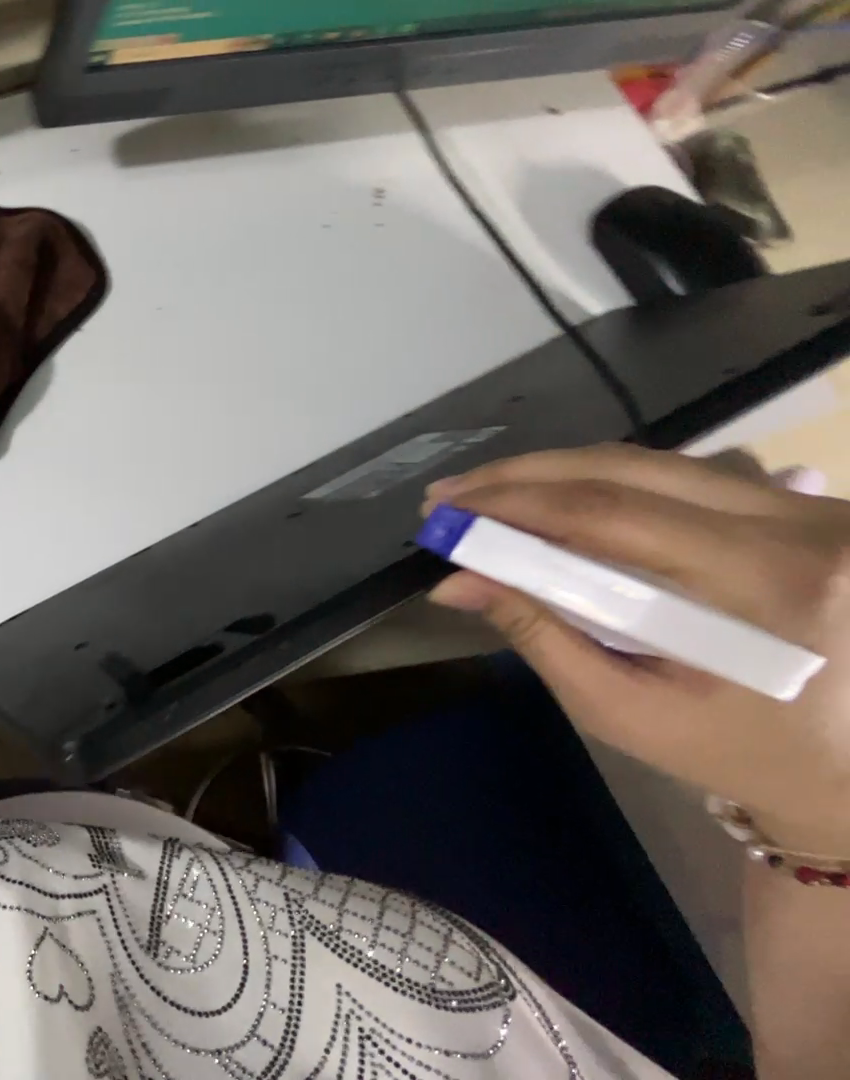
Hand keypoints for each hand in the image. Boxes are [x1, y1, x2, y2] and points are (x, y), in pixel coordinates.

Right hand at [424, 444, 849, 852]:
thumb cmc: (739, 753)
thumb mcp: (622, 707)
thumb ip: (538, 633)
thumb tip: (453, 582)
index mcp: (766, 582)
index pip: (608, 513)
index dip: (510, 503)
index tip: (441, 514)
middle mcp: (805, 525)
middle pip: (627, 468)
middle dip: (520, 476)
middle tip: (446, 496)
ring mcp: (820, 510)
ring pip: (655, 464)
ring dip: (555, 473)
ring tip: (483, 495)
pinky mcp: (813, 511)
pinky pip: (685, 478)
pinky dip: (603, 483)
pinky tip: (553, 498)